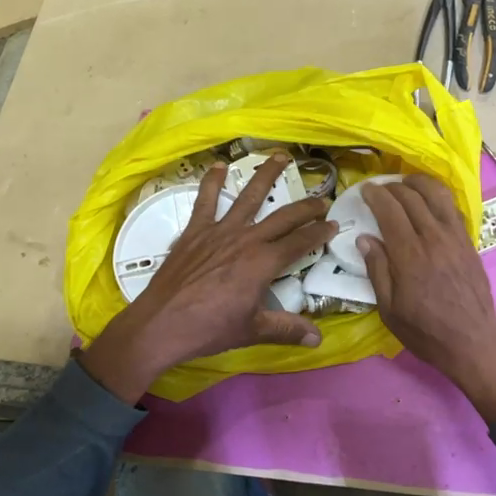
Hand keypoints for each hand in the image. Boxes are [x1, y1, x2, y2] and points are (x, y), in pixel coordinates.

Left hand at [79, 155, 335, 401]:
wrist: (161, 325)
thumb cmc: (210, 328)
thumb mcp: (253, 331)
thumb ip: (288, 329)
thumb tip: (318, 339)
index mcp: (264, 262)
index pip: (301, 242)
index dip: (320, 232)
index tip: (334, 224)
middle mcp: (247, 239)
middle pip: (284, 216)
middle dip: (307, 207)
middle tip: (323, 198)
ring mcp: (220, 231)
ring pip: (249, 196)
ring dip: (267, 175)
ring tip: (281, 156)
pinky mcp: (195, 231)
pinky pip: (205, 201)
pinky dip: (212, 182)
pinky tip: (219, 166)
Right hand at [359, 175, 495, 422]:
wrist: (472, 342)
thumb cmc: (425, 331)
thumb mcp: (389, 309)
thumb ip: (377, 270)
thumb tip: (364, 239)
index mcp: (410, 255)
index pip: (390, 211)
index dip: (376, 195)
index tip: (365, 189)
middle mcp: (433, 238)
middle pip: (411, 197)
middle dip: (392, 187)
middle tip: (380, 188)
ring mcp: (455, 237)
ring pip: (437, 195)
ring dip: (419, 183)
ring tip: (405, 182)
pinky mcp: (468, 241)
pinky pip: (453, 208)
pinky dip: (438, 196)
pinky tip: (430, 198)